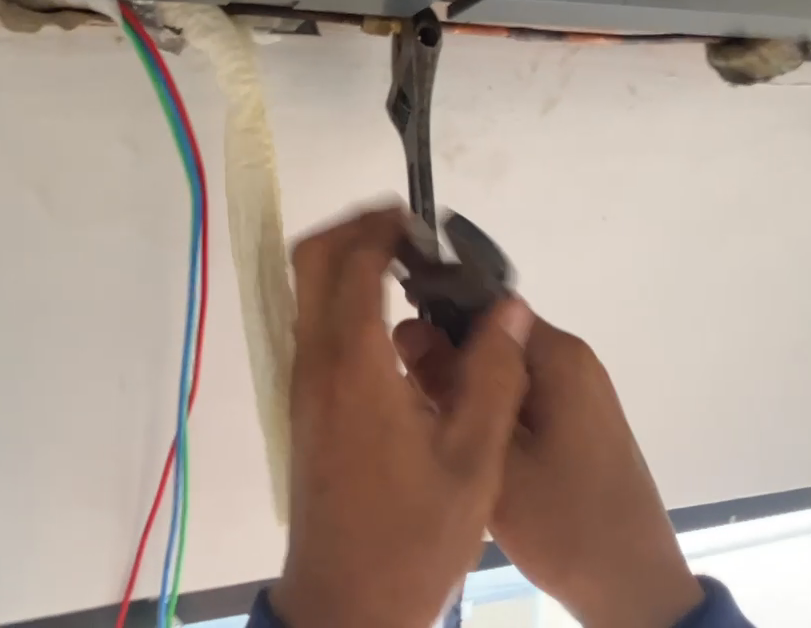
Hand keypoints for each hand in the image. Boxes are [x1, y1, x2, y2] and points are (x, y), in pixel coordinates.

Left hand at [272, 208, 534, 627]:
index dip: (384, 228)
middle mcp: (315, 358)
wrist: (345, 598)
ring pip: (307, 287)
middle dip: (354, 227)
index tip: (420, 221)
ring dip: (346, 258)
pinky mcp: (302, 397)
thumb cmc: (413, 534)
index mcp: (354, 363)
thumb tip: (508, 306)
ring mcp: (301, 378)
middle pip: (312, 258)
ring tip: (404, 265)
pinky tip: (388, 315)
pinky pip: (313, 318)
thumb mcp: (472, 461)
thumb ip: (492, 375)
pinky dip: (341, 291)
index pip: (354, 263)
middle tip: (407, 232)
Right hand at [394, 316, 702, 627]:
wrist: (635, 594)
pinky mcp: (577, 420)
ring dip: (468, 388)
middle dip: (449, 360)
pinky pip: (521, 393)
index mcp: (558, 353)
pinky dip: (490, 408)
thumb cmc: (563, 523)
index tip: (399, 353)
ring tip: (431, 422)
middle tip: (412, 398)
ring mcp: (578, 390)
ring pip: (503, 368)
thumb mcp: (491, 456)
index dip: (436, 321)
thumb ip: (447, 387)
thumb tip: (407, 326)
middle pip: (492, 337)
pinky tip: (466, 441)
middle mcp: (572, 359)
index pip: (483, 306)